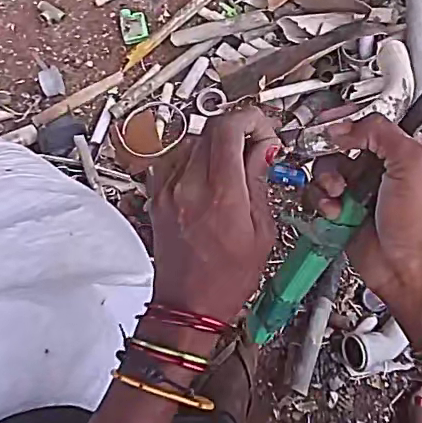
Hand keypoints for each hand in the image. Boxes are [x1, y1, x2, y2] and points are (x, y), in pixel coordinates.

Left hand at [146, 107, 280, 326]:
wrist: (188, 304)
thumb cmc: (226, 279)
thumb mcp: (262, 231)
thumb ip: (260, 181)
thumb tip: (263, 149)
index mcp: (220, 194)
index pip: (228, 127)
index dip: (251, 118)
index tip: (265, 130)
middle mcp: (188, 185)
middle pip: (211, 128)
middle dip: (239, 129)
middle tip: (256, 148)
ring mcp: (167, 188)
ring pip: (193, 140)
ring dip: (217, 143)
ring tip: (234, 167)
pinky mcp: (156, 194)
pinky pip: (175, 159)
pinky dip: (195, 158)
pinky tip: (209, 176)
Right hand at [312, 114, 421, 347]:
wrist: (407, 271)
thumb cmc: (420, 227)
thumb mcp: (412, 163)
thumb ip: (380, 133)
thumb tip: (345, 127)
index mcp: (401, 151)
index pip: (367, 122)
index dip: (347, 121)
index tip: (331, 126)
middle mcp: (378, 168)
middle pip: (338, 144)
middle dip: (332, 155)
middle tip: (337, 169)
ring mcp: (358, 190)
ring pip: (323, 169)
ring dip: (325, 181)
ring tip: (339, 196)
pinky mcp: (341, 211)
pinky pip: (316, 195)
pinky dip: (320, 202)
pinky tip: (335, 212)